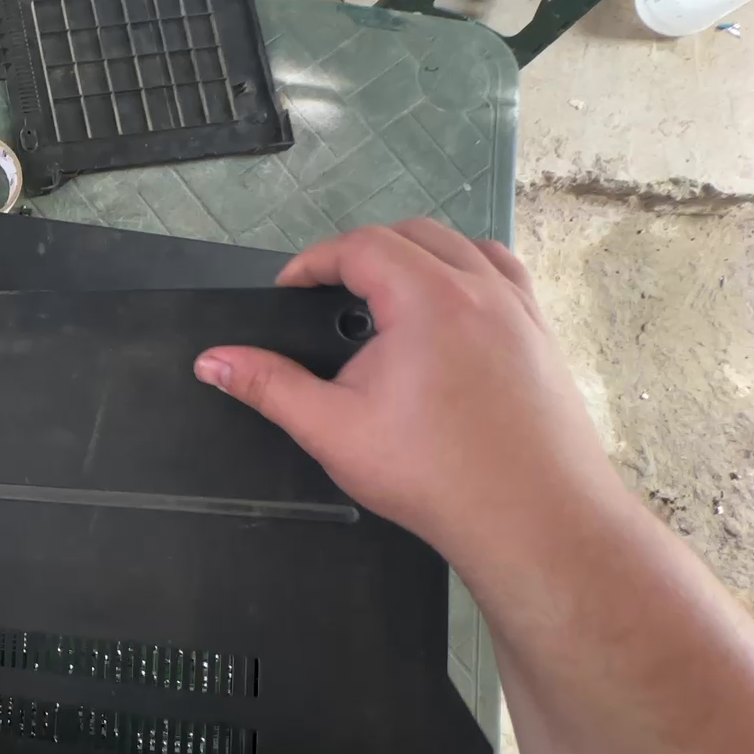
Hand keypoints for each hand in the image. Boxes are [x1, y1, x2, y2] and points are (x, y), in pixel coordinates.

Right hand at [191, 219, 622, 559]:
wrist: (535, 518)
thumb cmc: (427, 469)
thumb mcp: (328, 427)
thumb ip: (266, 385)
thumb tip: (210, 361)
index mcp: (429, 301)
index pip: (363, 246)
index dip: (313, 261)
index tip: (285, 293)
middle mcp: (483, 290)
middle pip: (414, 234)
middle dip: (358, 253)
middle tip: (321, 295)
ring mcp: (522, 310)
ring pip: (464, 247)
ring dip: (412, 257)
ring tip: (377, 299)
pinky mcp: (543, 336)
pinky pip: (501, 275)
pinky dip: (460, 275)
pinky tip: (438, 318)